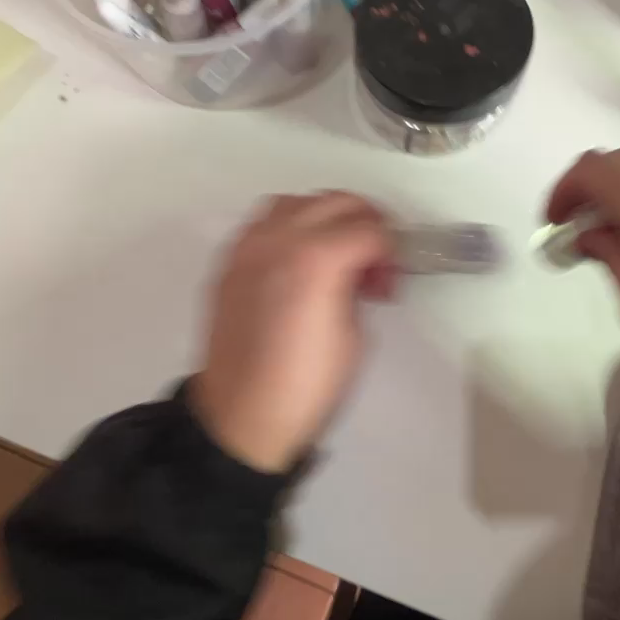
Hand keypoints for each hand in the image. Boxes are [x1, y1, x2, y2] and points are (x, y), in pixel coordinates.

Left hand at [192, 192, 397, 472]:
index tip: (389, 282)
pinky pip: (263, 224)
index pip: (371, 230)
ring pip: (297, 202)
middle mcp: (279, 240)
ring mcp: (248, 247)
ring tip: (334, 256)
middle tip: (373, 264)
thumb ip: (356, 288)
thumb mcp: (354, 337)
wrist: (241, 418)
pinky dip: (289, 230)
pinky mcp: (229, 262)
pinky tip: (298, 264)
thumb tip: (354, 275)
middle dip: (366, 225)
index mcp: (316, 259)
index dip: (391, 253)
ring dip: (324, 218)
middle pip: (336, 201)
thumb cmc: (306, 386)